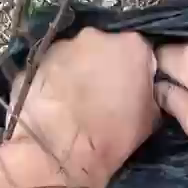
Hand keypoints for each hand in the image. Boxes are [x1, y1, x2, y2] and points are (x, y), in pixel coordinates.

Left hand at [0, 29, 157, 187]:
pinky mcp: (36, 60)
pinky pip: (52, 67)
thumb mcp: (152, 115)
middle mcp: (97, 36)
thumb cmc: (113, 135)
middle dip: (106, 64)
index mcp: (132, 45)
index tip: (132, 86)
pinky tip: (55, 101)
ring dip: (79, 70)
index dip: (136, 70)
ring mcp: (63, 46)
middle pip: (106, 46)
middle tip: (103, 92)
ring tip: (75, 99)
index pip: (141, 51)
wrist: (59, 152)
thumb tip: (142, 85)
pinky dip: (56, 79)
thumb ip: (149, 88)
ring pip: (77, 55)